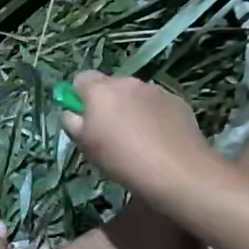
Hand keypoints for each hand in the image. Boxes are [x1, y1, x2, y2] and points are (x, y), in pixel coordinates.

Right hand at [59, 71, 215, 196]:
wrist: (175, 170)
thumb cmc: (120, 158)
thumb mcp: (84, 145)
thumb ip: (72, 123)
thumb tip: (71, 113)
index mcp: (100, 91)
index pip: (81, 78)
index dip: (79, 96)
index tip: (83, 118)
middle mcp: (128, 83)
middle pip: (110, 86)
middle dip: (107, 103)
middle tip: (109, 133)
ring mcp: (155, 90)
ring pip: (135, 95)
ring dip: (131, 109)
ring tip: (137, 140)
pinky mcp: (177, 101)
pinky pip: (157, 105)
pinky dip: (153, 116)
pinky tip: (158, 140)